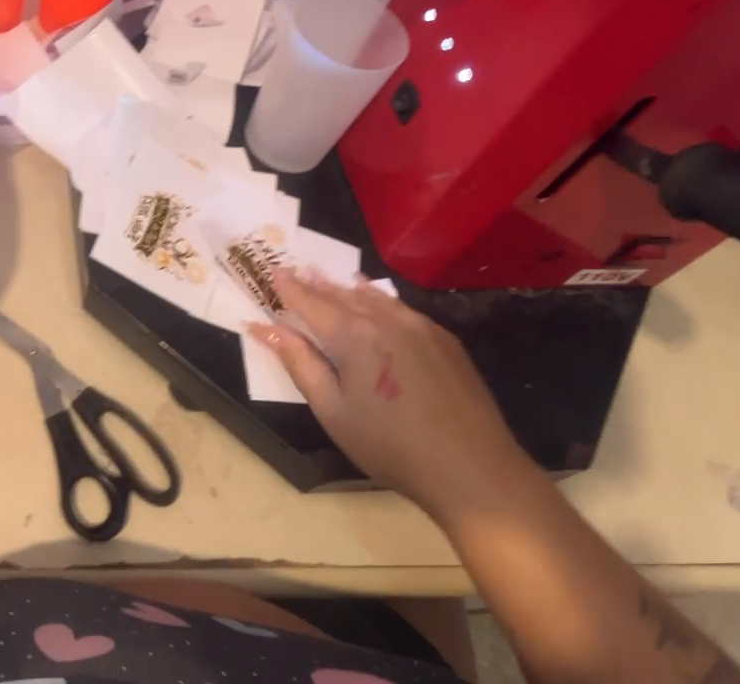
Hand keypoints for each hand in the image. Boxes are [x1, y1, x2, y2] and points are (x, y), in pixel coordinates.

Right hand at [250, 269, 536, 521]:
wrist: (473, 469)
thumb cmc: (390, 446)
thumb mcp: (333, 411)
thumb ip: (300, 364)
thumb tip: (266, 328)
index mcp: (353, 335)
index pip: (311, 302)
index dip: (288, 288)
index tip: (272, 272)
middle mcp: (386, 318)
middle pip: (341, 294)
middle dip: (315, 284)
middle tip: (294, 271)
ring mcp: (420, 325)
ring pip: (373, 297)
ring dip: (345, 289)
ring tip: (327, 280)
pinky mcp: (444, 339)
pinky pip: (400, 308)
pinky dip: (378, 300)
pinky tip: (373, 301)